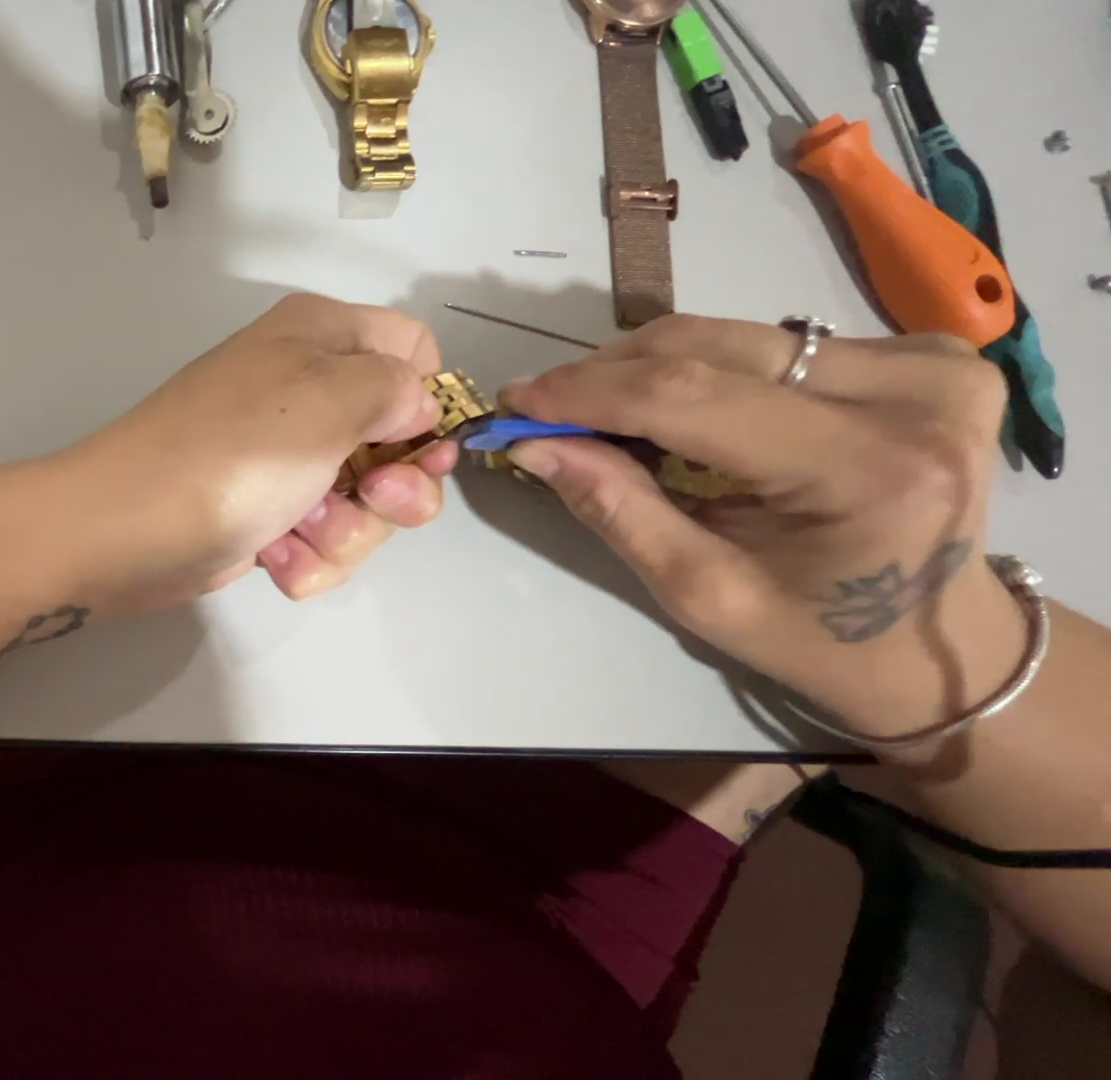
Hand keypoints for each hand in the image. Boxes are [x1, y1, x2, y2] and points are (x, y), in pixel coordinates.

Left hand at [62, 293, 457, 608]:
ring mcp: (286, 462)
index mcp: (320, 340)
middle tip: (373, 499)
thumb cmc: (234, 453)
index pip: (412, 351)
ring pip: (364, 504)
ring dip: (344, 532)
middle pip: (399, 442)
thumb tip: (416, 406)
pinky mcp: (267, 517)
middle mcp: (306, 395)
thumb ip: (394, 387)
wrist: (127, 532)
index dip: (427, 400)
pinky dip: (305, 558)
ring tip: (298, 533)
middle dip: (396, 487)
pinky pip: (320, 542)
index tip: (417, 443)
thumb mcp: (327, 397)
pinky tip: (273, 557)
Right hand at [502, 315, 1027, 738]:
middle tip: (541, 409)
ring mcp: (927, 363)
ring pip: (731, 335)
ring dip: (643, 369)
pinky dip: (694, 370)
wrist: (941, 642)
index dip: (588, 393)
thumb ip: (615, 506)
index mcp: (867, 469)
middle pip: (710, 348)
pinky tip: (664, 410)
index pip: (691, 398)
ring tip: (592, 413)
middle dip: (605, 375)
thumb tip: (531, 443)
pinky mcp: (920, 354)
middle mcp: (914, 393)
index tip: (513, 401)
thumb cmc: (813, 636)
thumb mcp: (697, 590)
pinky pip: (764, 343)